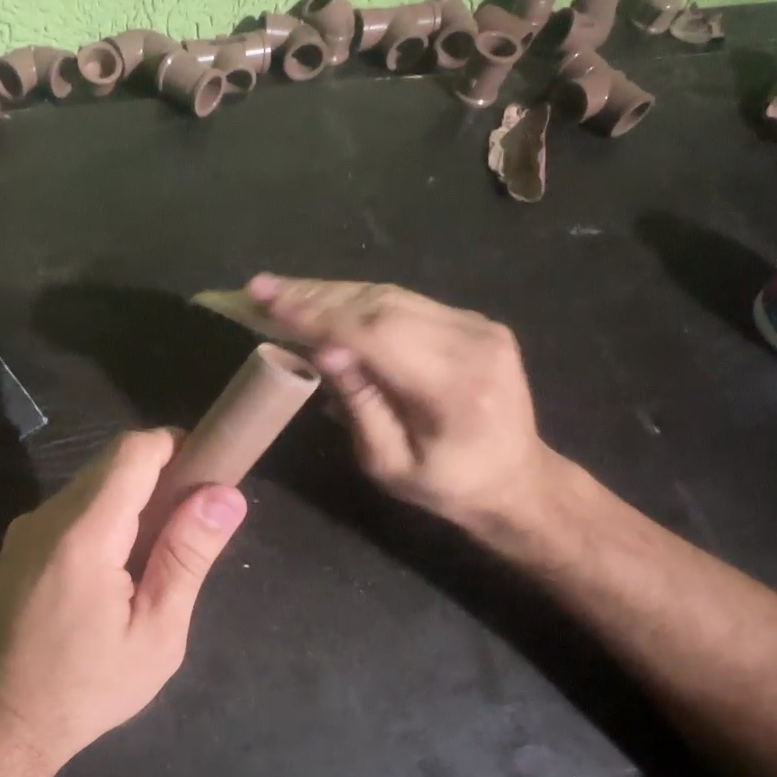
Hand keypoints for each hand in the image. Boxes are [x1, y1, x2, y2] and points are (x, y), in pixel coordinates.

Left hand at [0, 430, 246, 776]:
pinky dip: (102, 519)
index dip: (175, 447)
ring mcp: (26, 529)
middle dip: (158, 476)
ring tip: (159, 551)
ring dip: (130, 500)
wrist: (3, 721)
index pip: (132, 452)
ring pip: (90, 485)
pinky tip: (118, 568)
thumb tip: (225, 496)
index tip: (207, 473)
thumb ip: (187, 557)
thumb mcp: (155, 634)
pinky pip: (69, 510)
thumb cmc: (88, 688)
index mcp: (83, 535)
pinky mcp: (17, 545)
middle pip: (111, 464)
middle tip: (193, 522)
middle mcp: (47, 517)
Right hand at [247, 274, 557, 529]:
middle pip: (380, 305)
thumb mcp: (390, 464)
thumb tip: (322, 350)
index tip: (268, 306)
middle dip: (313, 296)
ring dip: (329, 293)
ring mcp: (477, 325)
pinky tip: (319, 300)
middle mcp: (472, 341)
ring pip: (389, 296)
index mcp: (454, 386)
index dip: (317, 318)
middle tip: (259, 289)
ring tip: (279, 290)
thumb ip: (359, 405)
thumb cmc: (447, 488)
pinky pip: (404, 302)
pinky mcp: (472, 321)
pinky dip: (356, 301)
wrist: (518, 480)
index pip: (375, 335)